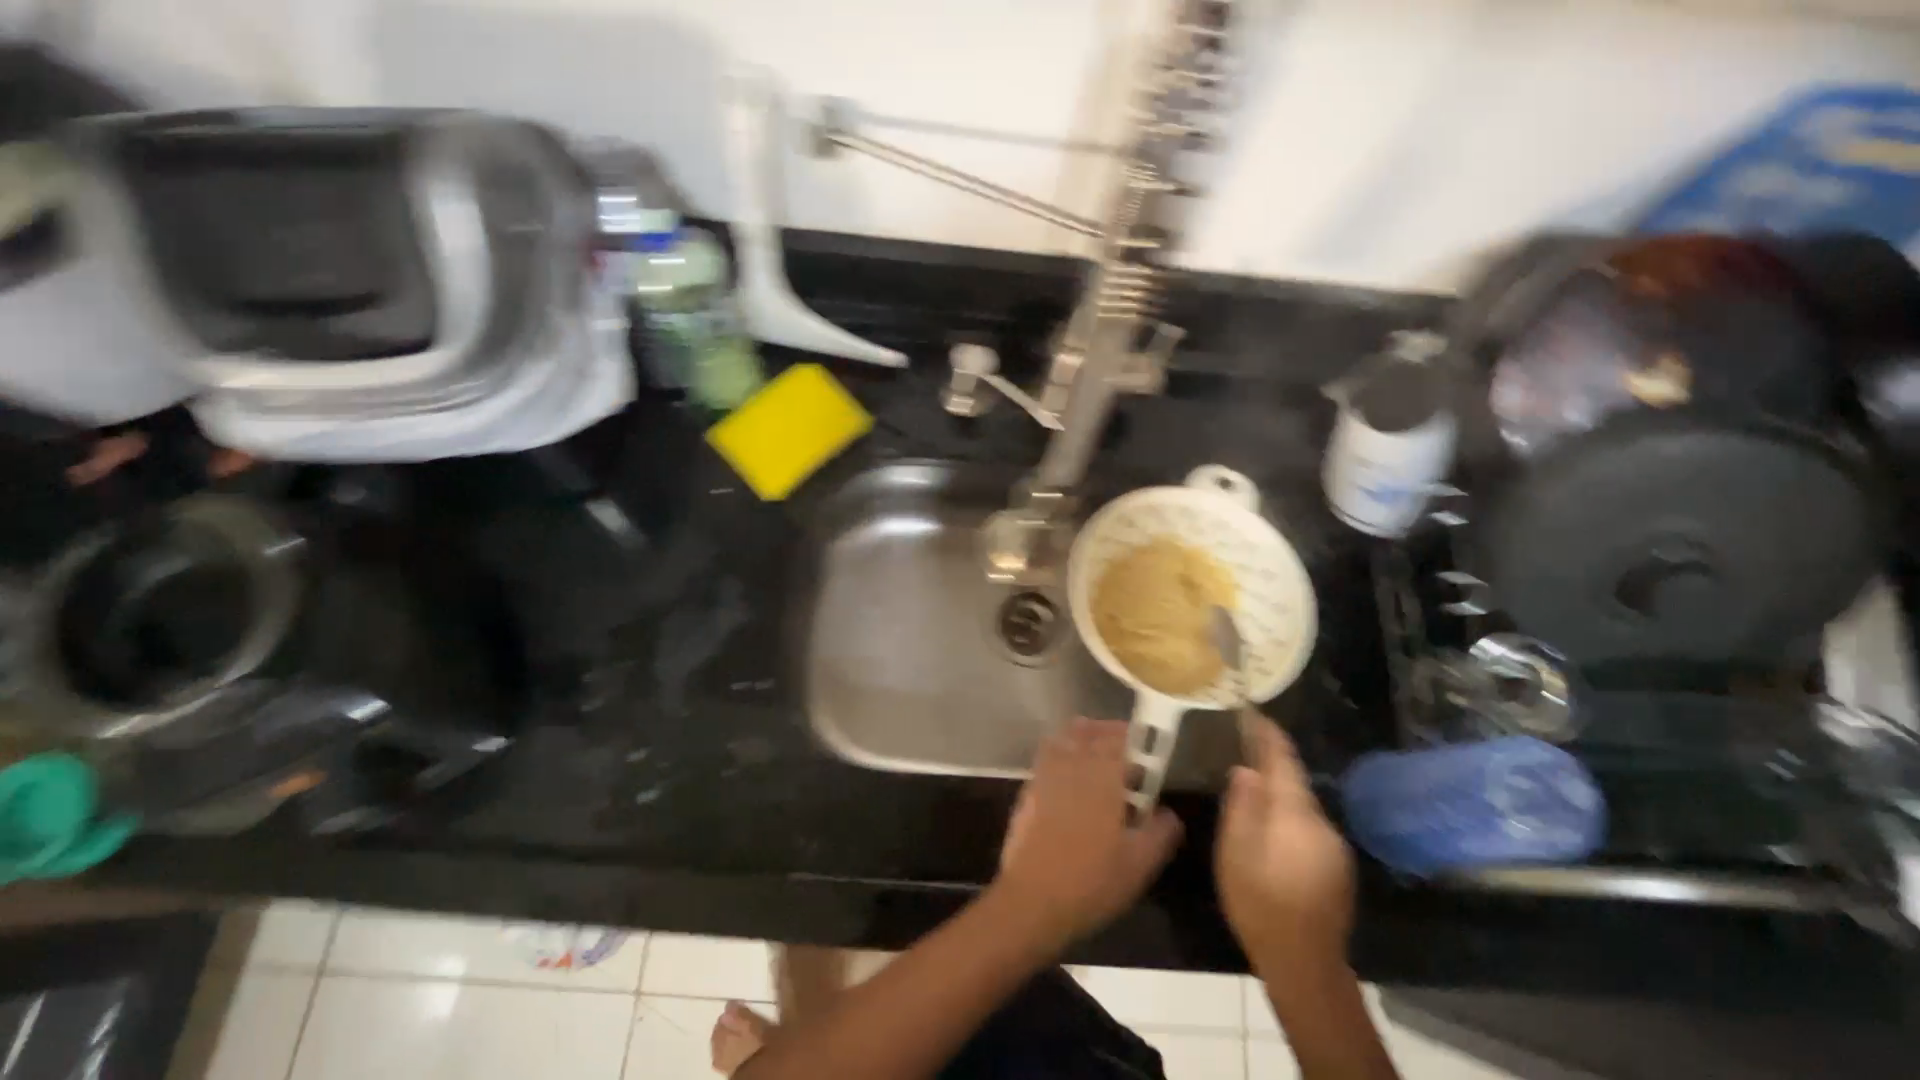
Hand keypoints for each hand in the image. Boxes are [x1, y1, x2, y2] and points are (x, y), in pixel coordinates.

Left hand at [994, 718, 1183, 949]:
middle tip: (1123, 748)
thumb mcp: (1141, 863)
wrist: (1032, 900)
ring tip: (1094, 755)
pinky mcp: (1026, 795)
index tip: (1146, 746)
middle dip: (1106, 734)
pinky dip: (1058, 758)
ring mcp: (1044, 778)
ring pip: (1062, 742)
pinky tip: (1069, 781)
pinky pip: (1044, 761)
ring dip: (1079, 740)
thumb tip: (1168, 812)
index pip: (1119, 739)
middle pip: (1087, 733)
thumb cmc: (1092, 880)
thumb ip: (1160, 832)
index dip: (1133, 738)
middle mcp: (1072, 767)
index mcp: (1103, 775)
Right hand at [1215, 719, 1354, 973]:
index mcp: (1295, 814)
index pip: (1284, 761)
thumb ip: (1242, 807)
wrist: (1305, 963)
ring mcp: (1334, 847)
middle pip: (1294, 783)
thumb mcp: (1235, 853)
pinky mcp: (1336, 868)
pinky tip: (1270, 832)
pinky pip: (1308, 829)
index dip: (1268, 735)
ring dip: (1279, 794)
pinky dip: (1288, 819)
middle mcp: (1322, 823)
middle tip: (1241, 747)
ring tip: (1250, 787)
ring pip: (1301, 808)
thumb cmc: (1261, 904)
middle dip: (1271, 764)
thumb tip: (1245, 769)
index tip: (1253, 712)